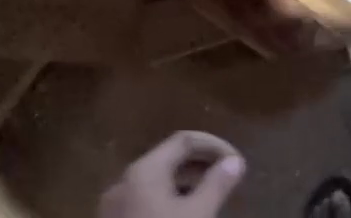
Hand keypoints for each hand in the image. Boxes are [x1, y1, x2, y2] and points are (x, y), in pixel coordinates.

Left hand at [100, 131, 245, 217]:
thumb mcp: (197, 215)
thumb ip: (217, 184)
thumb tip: (234, 162)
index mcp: (144, 170)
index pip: (185, 140)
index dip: (215, 146)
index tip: (237, 162)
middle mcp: (125, 181)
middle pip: (169, 159)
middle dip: (201, 165)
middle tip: (227, 177)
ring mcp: (114, 207)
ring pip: (157, 182)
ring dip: (186, 183)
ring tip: (209, 197)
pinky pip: (145, 201)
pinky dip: (168, 200)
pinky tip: (183, 215)